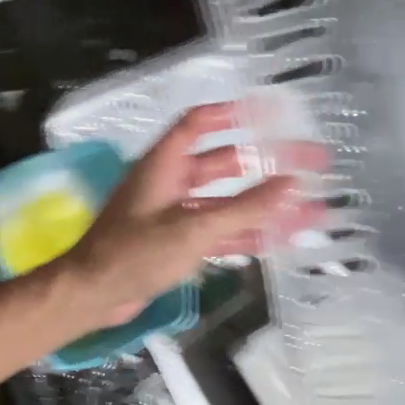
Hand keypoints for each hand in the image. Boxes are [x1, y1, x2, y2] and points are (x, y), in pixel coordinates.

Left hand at [55, 102, 310, 328]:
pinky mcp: (172, 242)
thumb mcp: (193, 229)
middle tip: (312, 162)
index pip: (196, 124)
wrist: (92, 293)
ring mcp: (169, 214)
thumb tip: (293, 183)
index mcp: (161, 166)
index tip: (272, 111)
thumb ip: (244, 208)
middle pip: (219, 162)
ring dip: (262, 202)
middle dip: (263, 161)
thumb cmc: (134, 254)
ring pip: (223, 201)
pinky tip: (282, 237)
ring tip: (311, 204)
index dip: (231, 113)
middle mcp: (166, 184)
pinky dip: (245, 231)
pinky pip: (215, 229)